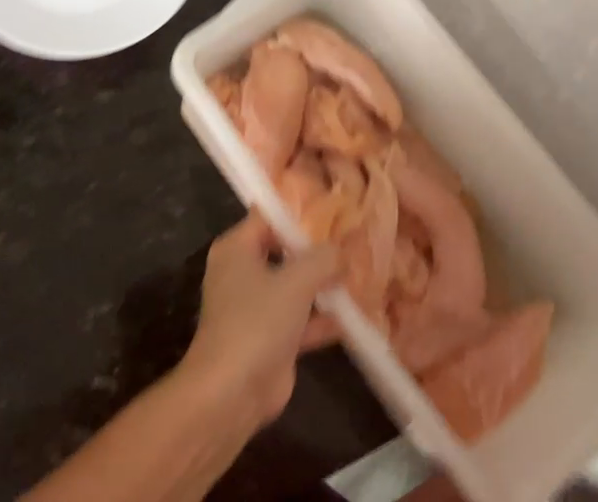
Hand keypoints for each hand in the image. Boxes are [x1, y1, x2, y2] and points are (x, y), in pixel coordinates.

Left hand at [179, 212, 338, 427]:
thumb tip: (341, 249)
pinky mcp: (272, 337)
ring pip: (296, 287)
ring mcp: (257, 307)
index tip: (335, 207)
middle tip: (356, 240)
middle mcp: (243, 273)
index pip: (268, 216)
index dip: (299, 211)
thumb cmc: (257, 321)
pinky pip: (302, 319)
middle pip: (284, 250)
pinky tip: (359, 316)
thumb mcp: (295, 281)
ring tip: (364, 272)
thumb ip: (321, 259)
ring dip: (325, 285)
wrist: (233, 391)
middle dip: (318, 250)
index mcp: (237, 249)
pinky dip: (325, 318)